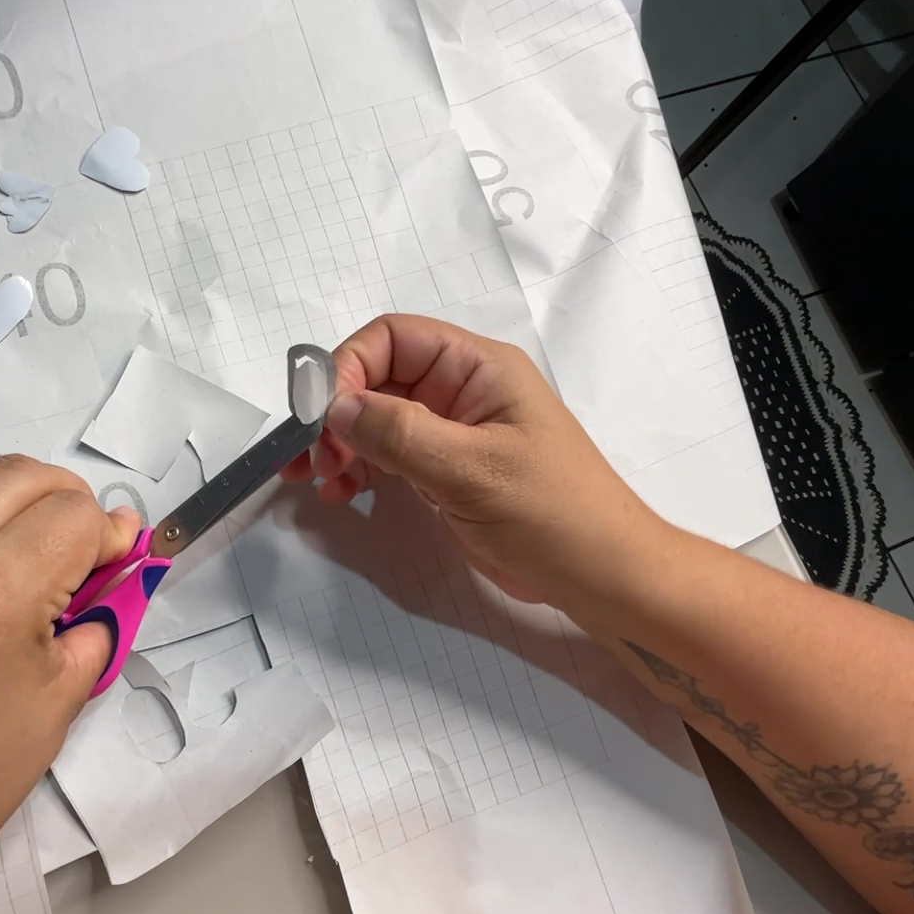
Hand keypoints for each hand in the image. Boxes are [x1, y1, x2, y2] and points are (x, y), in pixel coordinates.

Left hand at [0, 455, 138, 913]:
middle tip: (85, 551)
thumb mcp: (62, 699)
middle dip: (69, 499)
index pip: (72, 514)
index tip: (119, 564)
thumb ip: (98, 617)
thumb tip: (116, 562)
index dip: (109, 533)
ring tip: (38, 578)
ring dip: (22, 516)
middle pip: (19, 475)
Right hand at [283, 314, 667, 605]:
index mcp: (476, 367)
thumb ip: (400, 432)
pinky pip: (387, 456)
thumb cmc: (551, 513)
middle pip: (376, 379)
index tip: (318, 417)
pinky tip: (342, 494)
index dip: (347, 367)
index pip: (393, 339)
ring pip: (375, 420)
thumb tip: (334, 407)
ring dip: (340, 445)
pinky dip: (359, 470)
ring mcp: (449, 432)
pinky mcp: (443, 471)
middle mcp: (458, 390)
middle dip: (336, 414)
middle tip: (314, 461)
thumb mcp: (473, 469)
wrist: (599, 575)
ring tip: (321, 481)